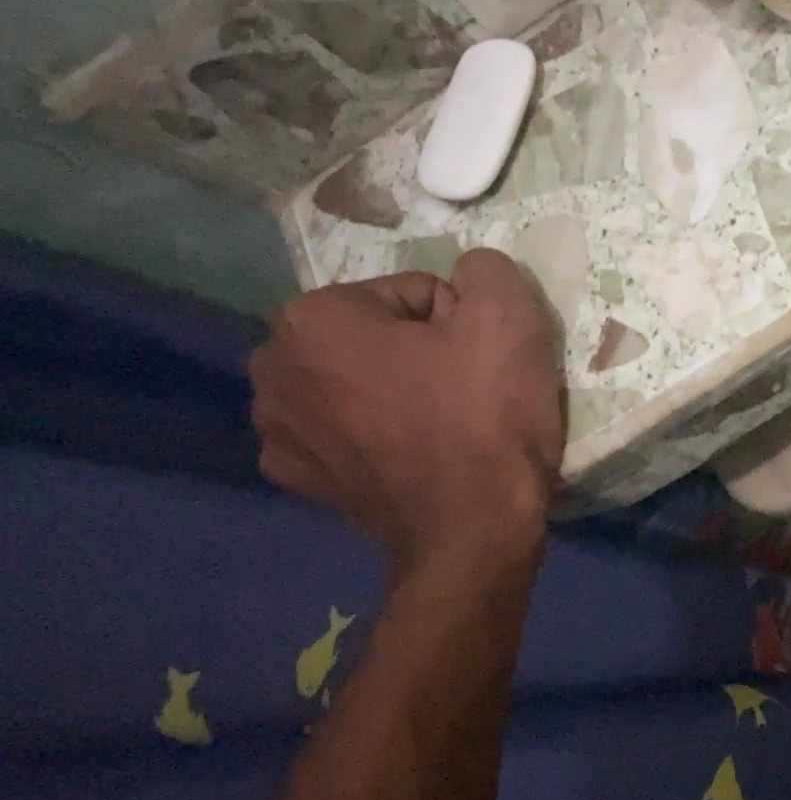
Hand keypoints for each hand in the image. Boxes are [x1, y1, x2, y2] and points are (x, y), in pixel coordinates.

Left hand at [248, 249, 563, 569]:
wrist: (474, 529)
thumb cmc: (486, 419)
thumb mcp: (510, 320)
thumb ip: (488, 270)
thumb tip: (471, 275)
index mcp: (315, 318)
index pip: (413, 293)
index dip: (461, 322)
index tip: (484, 362)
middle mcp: (272, 367)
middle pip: (377, 335)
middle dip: (422, 352)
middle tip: (469, 391)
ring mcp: (277, 429)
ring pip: (358, 381)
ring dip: (398, 389)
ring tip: (445, 425)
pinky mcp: (299, 477)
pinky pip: (344, 429)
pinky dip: (377, 432)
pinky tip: (413, 454)